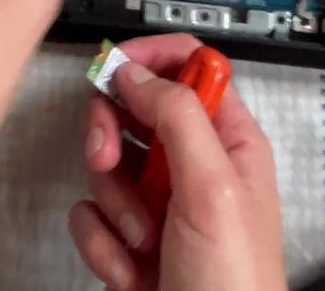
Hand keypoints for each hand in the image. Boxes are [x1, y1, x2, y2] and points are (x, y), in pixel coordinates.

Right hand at [67, 35, 285, 290]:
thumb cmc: (234, 287)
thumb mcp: (213, 190)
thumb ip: (177, 116)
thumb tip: (135, 69)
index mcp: (225, 139)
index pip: (188, 65)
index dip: (149, 57)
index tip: (113, 68)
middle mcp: (191, 161)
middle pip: (132, 106)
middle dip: (110, 134)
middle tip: (107, 157)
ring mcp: (158, 198)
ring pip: (107, 157)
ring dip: (110, 200)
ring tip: (137, 238)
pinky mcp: (130, 235)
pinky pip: (91, 210)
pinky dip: (101, 240)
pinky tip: (129, 268)